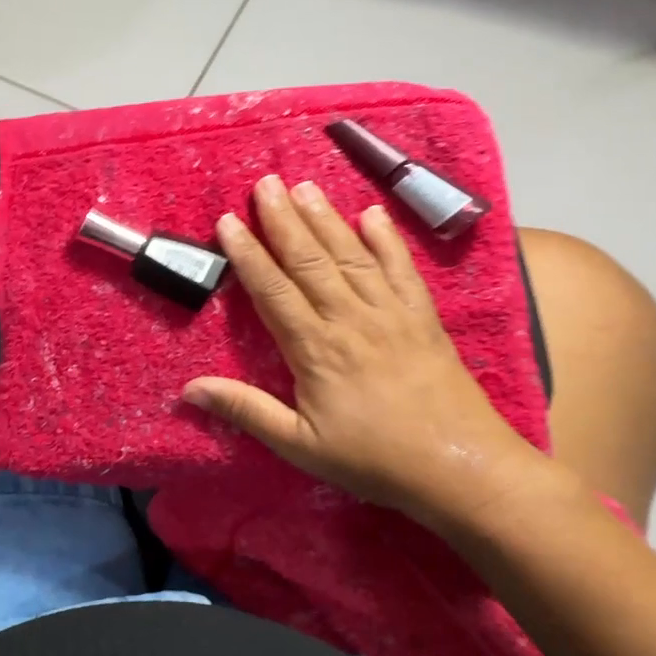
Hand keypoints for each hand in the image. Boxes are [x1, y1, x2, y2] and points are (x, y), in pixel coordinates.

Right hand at [182, 175, 567, 529]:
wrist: (466, 472)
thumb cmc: (374, 460)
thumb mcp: (299, 445)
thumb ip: (245, 410)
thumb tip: (189, 388)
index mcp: (316, 350)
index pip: (273, 291)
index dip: (248, 254)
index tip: (228, 222)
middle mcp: (352, 321)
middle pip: (310, 261)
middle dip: (284, 220)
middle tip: (264, 182)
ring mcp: (392, 316)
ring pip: (351, 257)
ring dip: (325, 219)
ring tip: (304, 186)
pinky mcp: (424, 321)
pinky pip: (402, 271)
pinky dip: (387, 241)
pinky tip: (372, 215)